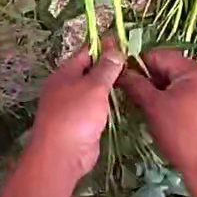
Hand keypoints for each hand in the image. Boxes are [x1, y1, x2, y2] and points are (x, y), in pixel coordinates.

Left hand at [27, 46, 125, 182]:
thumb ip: (106, 69)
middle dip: (108, 66)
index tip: (124, 43)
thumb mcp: (94, 87)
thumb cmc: (76, 115)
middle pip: (89, 71)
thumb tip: (115, 50)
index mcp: (64, 73)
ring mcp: (72, 106)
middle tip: (133, 62)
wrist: (62, 154)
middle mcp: (66, 87)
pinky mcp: (80, 123)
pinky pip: (95, 107)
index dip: (104, 46)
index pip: (85, 52)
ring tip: (132, 79)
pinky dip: (107, 103)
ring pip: (93, 90)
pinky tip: (122, 101)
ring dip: (109, 85)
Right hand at [117, 49, 196, 180]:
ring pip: (177, 82)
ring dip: (159, 91)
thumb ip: (135, 85)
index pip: (158, 55)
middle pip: (169, 67)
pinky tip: (162, 115)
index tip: (123, 81)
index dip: (138, 65)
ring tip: (147, 108)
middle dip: (149, 79)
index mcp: (195, 69)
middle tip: (133, 97)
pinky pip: (186, 94)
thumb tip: (120, 71)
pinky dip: (171, 99)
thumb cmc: (180, 133)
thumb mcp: (153, 106)